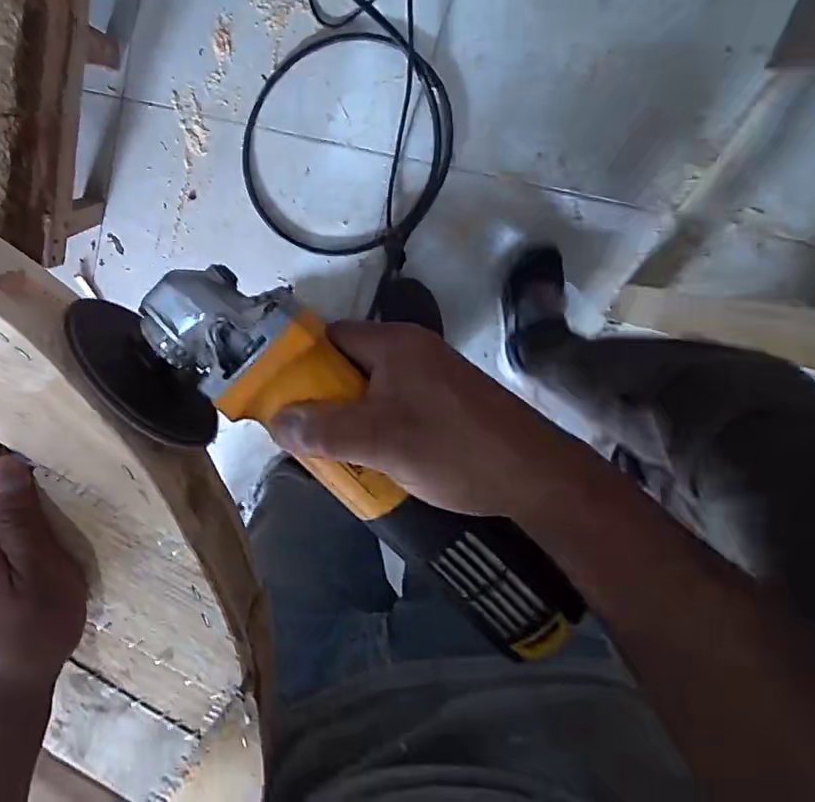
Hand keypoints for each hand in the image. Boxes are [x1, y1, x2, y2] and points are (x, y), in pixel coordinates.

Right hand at [270, 321, 579, 515]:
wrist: (536, 477)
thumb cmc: (453, 448)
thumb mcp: (379, 441)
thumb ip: (324, 430)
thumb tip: (278, 420)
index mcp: (395, 343)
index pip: (332, 337)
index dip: (302, 363)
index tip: (283, 397)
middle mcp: (415, 350)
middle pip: (351, 364)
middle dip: (326, 399)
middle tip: (308, 434)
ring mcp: (436, 376)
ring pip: (375, 389)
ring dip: (353, 418)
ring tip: (340, 453)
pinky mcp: (451, 402)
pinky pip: (400, 405)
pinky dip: (382, 427)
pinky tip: (380, 460)